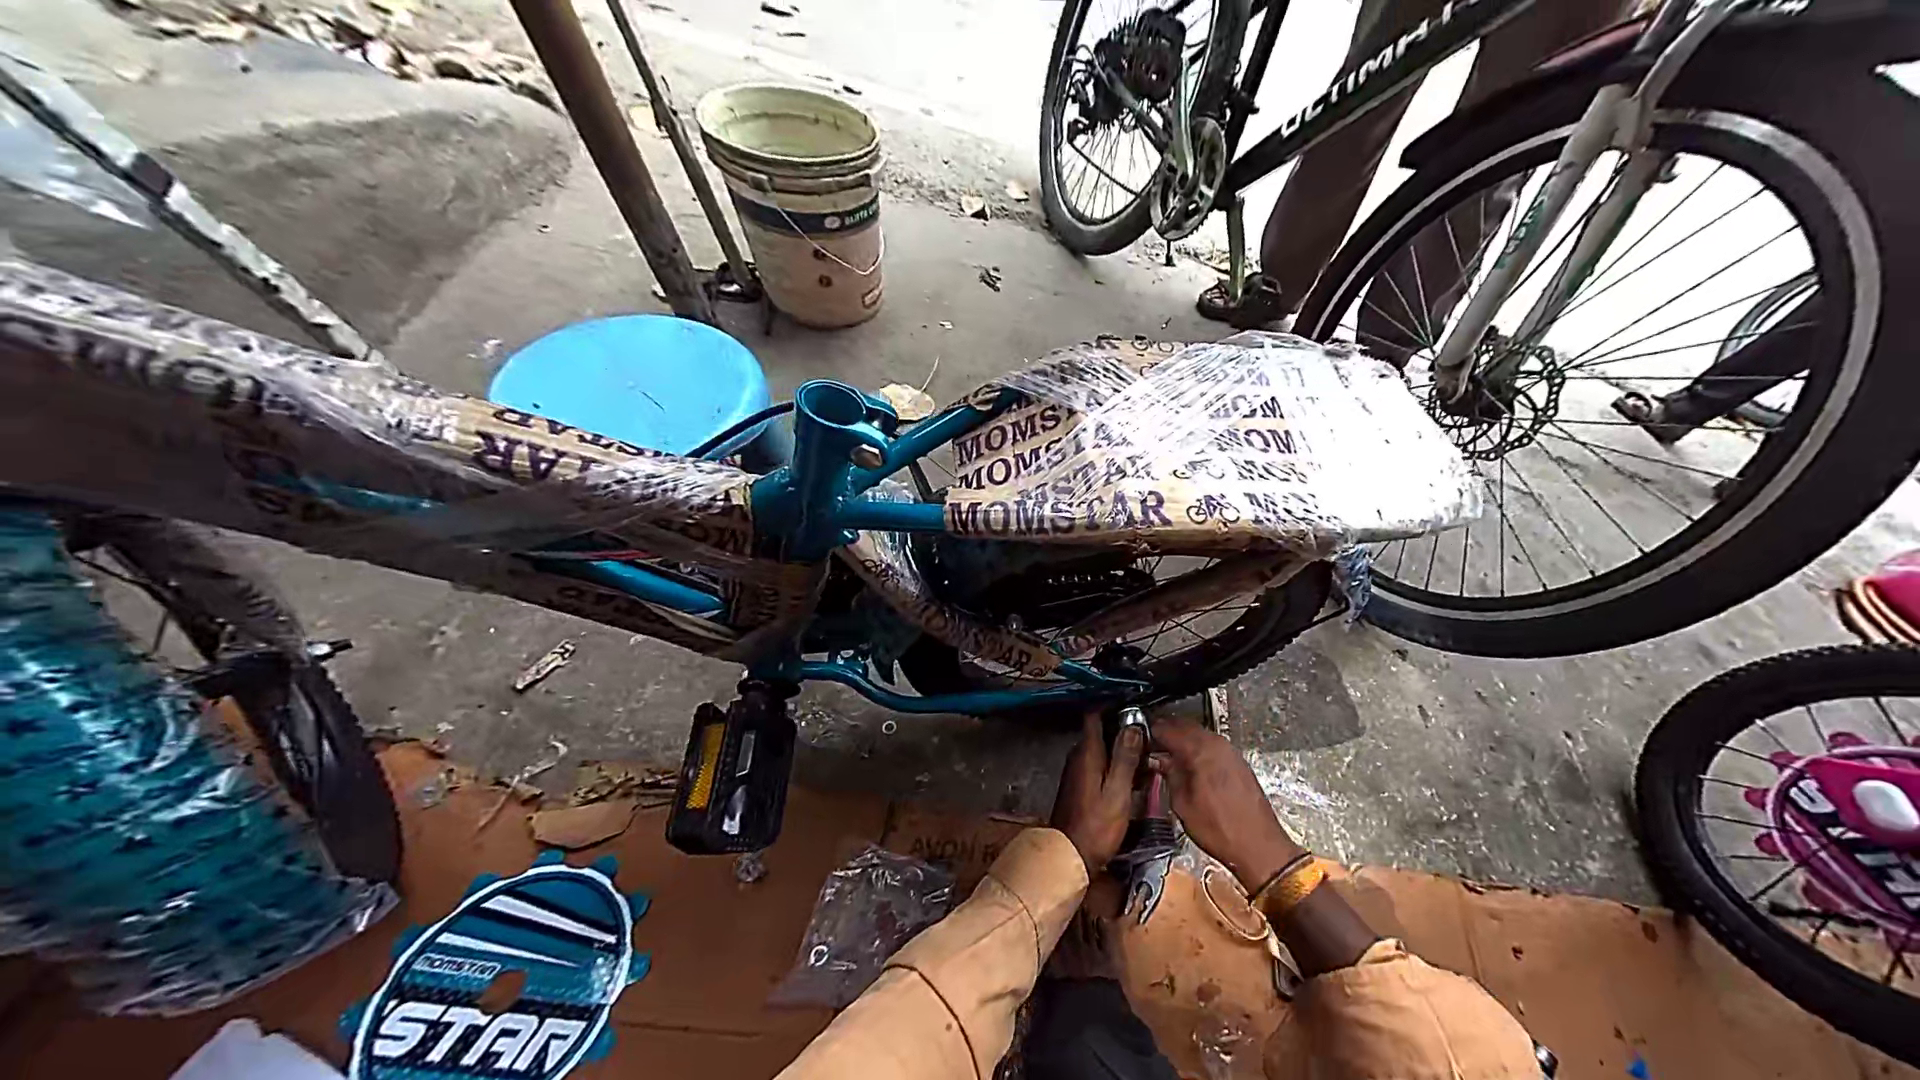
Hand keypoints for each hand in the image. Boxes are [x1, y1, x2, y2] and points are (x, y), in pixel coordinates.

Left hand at [1051, 710, 1145, 874]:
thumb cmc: (1096, 825)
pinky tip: (1133, 781)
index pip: (1094, 716)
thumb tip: (1132, 726)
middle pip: (1100, 733)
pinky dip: (1115, 767)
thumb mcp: (1118, 791)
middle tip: (1147, 736)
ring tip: (1146, 759)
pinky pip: (1099, 767)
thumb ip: (1125, 758)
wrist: (1070, 856)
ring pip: (1101, 751)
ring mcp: (1077, 772)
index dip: (1111, 706)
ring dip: (1121, 751)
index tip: (1132, 706)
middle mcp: (1078, 758)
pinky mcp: (1080, 787)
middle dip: (1122, 731)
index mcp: (1087, 753)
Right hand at [1153, 718, 1305, 889]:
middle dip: (1165, 733)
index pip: (1166, 728)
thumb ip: (1169, 774)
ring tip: (1166, 757)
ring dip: (1181, 741)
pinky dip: (1196, 749)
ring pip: (1198, 735)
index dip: (1149, 732)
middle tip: (1149, 746)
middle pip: (1183, 726)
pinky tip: (1188, 765)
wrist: (1260, 848)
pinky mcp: (1238, 763)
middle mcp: (1217, 744)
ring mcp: (1230, 752)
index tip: (1138, 739)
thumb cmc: (1220, 829)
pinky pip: (1211, 746)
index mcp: (1200, 750)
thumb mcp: (1182, 803)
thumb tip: (1159, 761)